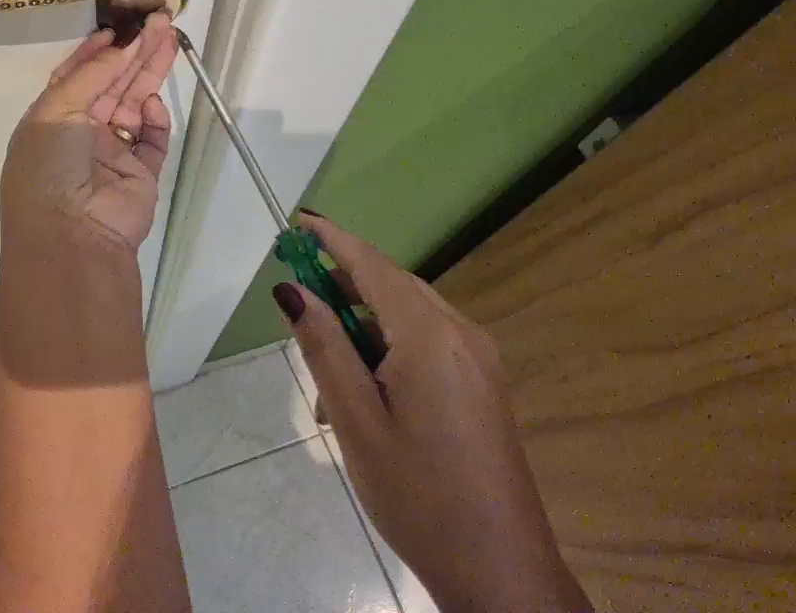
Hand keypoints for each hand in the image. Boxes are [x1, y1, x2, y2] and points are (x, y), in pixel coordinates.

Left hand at [0, 13, 177, 258]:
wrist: (72, 236)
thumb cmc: (49, 168)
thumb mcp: (54, 112)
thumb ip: (89, 75)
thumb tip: (119, 46)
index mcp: (51, 120)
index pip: (76, 76)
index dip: (97, 51)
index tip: (118, 27)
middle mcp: (81, 135)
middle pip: (112, 84)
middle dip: (134, 53)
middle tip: (159, 20)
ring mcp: (112, 154)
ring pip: (136, 105)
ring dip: (151, 73)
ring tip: (170, 38)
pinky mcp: (140, 174)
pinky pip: (154, 140)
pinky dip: (157, 120)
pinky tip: (155, 102)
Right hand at [276, 212, 589, 612]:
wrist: (503, 573)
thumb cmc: (418, 495)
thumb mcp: (355, 421)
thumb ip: (324, 347)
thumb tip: (292, 289)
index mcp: (429, 337)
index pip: (372, 266)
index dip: (332, 240)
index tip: (296, 222)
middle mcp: (461, 334)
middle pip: (392, 283)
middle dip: (342, 280)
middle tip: (296, 298)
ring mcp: (479, 359)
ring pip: (409, 312)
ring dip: (363, 320)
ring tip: (325, 371)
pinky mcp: (484, 383)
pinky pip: (428, 340)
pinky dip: (388, 344)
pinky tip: (365, 388)